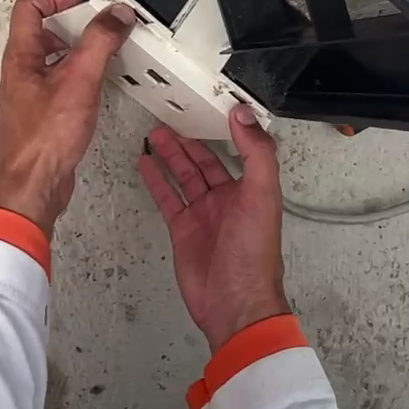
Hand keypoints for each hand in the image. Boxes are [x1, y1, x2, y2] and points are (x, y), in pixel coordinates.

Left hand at [0, 0, 136, 234]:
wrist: (34, 186)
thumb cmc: (42, 141)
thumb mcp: (79, 81)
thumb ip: (99, 43)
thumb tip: (115, 15)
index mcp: (20, 57)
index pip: (28, 8)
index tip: (84, 3)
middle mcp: (21, 73)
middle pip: (41, 31)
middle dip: (73, 23)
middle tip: (99, 24)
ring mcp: (30, 94)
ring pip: (52, 58)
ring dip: (77, 50)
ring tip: (103, 51)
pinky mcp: (42, 114)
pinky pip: (59, 82)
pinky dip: (79, 76)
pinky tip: (96, 86)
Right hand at [138, 107, 288, 351]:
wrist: (234, 301)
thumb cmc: (253, 256)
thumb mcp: (262, 196)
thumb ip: (256, 153)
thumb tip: (245, 116)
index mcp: (250, 190)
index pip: (237, 151)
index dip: (225, 129)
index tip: (215, 107)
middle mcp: (226, 200)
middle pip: (203, 161)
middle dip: (188, 141)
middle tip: (171, 121)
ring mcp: (202, 215)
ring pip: (183, 176)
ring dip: (170, 156)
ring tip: (154, 136)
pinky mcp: (182, 229)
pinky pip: (166, 198)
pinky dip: (156, 180)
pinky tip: (146, 165)